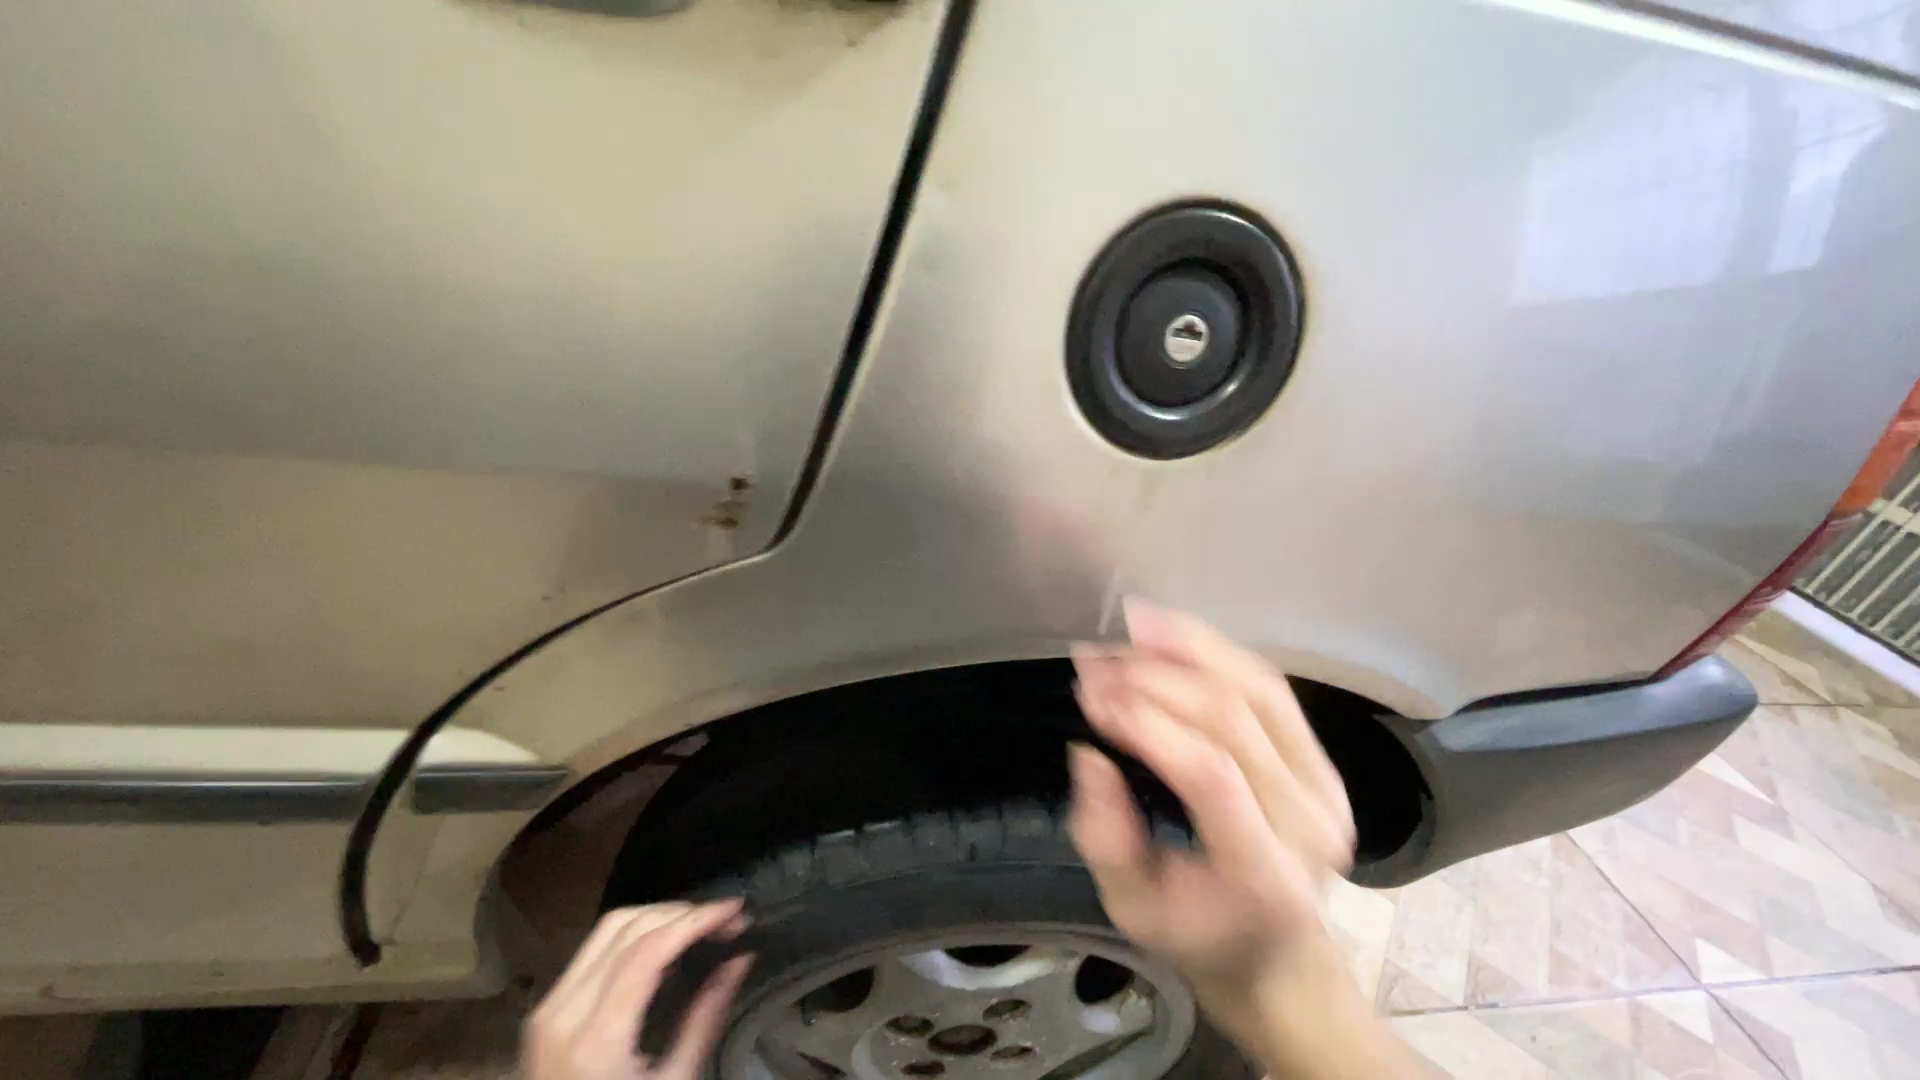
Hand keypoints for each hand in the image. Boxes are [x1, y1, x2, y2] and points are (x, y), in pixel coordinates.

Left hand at [522, 901, 751, 1079]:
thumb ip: (706, 1017)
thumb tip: (741, 958)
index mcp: (596, 1039)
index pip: (649, 948)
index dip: (696, 919)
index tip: (736, 909)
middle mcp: (562, 1012)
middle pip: (626, 927)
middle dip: (681, 913)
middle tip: (724, 921)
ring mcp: (547, 1009)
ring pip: (607, 929)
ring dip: (657, 917)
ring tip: (699, 927)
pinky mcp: (545, 1011)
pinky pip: (593, 950)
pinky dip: (633, 935)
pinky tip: (665, 946)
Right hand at [1068, 600, 1355, 1000]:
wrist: (1277, 950)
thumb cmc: (1196, 932)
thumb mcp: (1131, 907)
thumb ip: (1106, 837)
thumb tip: (1088, 753)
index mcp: (1264, 874)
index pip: (1211, 776)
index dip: (1147, 724)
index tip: (1089, 694)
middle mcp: (1308, 822)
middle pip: (1234, 720)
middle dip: (1154, 678)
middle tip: (1092, 660)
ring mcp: (1325, 785)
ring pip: (1258, 690)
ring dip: (1189, 648)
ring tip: (1130, 624)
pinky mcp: (1323, 760)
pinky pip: (1270, 688)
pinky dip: (1216, 652)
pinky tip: (1170, 633)